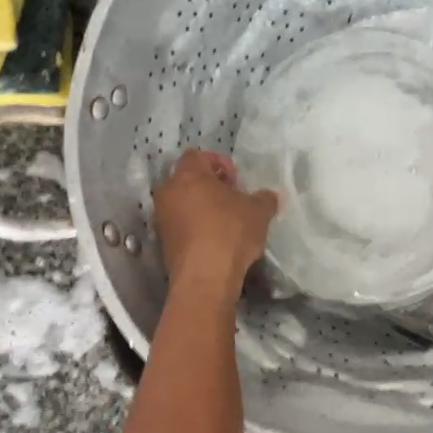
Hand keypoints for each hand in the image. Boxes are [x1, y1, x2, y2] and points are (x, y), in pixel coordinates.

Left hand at [153, 150, 278, 296]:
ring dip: (202, 208)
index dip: (219, 163)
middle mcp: (168, 192)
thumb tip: (270, 196)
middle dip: (211, 186)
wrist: (205, 277)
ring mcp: (162, 218)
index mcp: (188, 175)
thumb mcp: (259, 212)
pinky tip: (216, 241)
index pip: (197, 155)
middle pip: (188, 179)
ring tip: (226, 223)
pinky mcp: (163, 243)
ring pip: (183, 203)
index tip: (236, 180)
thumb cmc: (230, 232)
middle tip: (233, 200)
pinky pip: (181, 225)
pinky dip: (196, 228)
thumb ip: (265, 198)